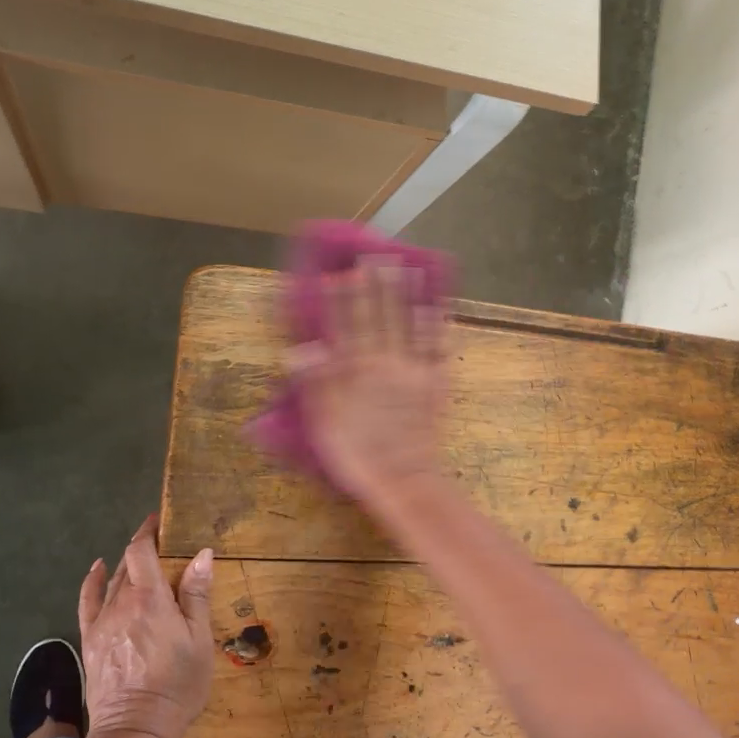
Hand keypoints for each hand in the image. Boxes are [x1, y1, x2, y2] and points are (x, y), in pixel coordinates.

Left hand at [78, 515, 214, 737]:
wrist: (135, 728)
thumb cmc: (178, 684)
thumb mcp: (199, 639)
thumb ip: (196, 595)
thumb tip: (202, 554)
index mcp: (150, 598)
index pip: (142, 551)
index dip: (148, 532)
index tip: (159, 522)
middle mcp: (121, 602)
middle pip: (128, 564)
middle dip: (143, 549)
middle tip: (161, 544)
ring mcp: (101, 621)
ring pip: (112, 582)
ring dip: (126, 566)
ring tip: (141, 558)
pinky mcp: (90, 640)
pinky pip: (88, 601)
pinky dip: (93, 581)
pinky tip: (98, 569)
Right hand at [292, 258, 449, 503]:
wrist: (403, 480)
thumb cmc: (357, 456)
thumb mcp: (326, 424)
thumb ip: (316, 383)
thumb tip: (301, 349)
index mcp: (355, 371)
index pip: (344, 327)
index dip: (341, 301)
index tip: (338, 274)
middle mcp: (384, 363)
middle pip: (377, 318)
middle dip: (374, 287)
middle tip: (374, 257)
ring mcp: (413, 371)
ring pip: (408, 325)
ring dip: (405, 297)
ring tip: (405, 269)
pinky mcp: (435, 385)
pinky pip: (437, 350)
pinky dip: (437, 328)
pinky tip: (436, 310)